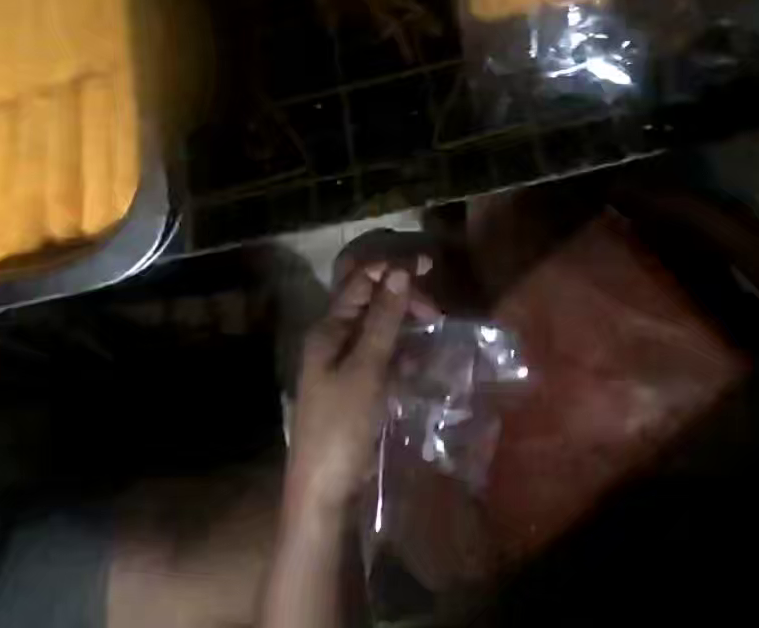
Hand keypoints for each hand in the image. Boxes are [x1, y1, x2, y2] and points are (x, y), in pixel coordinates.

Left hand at [284, 261, 416, 515]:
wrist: (323, 492)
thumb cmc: (341, 425)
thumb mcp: (366, 369)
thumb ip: (383, 320)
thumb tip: (399, 271)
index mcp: (328, 328)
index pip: (361, 281)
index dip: (391, 268)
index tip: (429, 266)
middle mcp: (332, 340)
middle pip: (369, 303)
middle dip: (402, 298)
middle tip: (436, 313)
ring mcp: (342, 365)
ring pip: (377, 331)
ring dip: (404, 326)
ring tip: (434, 334)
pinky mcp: (354, 389)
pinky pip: (380, 358)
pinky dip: (400, 355)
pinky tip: (420, 364)